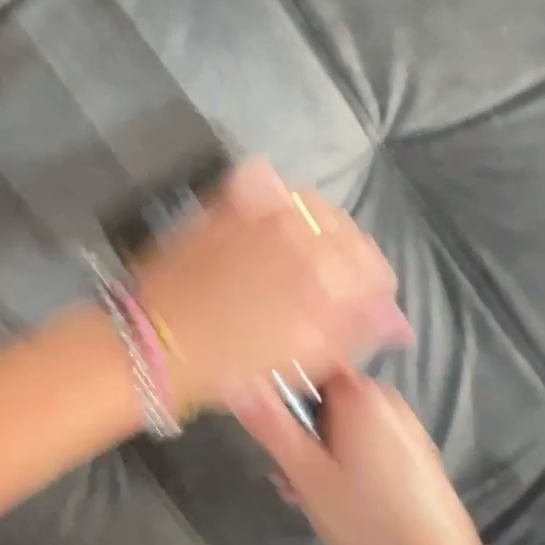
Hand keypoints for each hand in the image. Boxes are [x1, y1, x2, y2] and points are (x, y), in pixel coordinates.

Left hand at [130, 159, 410, 409]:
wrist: (151, 340)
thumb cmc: (225, 364)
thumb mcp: (298, 357)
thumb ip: (352, 331)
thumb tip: (394, 319)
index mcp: (328, 280)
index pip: (376, 269)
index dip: (372, 289)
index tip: (362, 303)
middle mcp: (303, 236)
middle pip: (349, 233)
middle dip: (347, 257)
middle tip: (327, 282)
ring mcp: (263, 211)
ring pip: (314, 204)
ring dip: (316, 225)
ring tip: (298, 250)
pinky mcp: (229, 199)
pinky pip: (268, 179)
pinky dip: (277, 193)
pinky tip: (270, 216)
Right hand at [231, 370, 496, 544]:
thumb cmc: (367, 523)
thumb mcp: (306, 476)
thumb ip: (270, 425)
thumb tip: (237, 382)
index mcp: (361, 395)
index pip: (311, 367)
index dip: (284, 393)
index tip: (271, 428)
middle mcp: (390, 402)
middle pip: (329, 401)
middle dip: (303, 433)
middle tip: (286, 476)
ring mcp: (410, 432)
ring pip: (349, 429)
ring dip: (323, 455)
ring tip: (308, 499)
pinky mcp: (422, 462)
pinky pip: (373, 448)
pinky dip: (351, 466)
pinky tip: (342, 506)